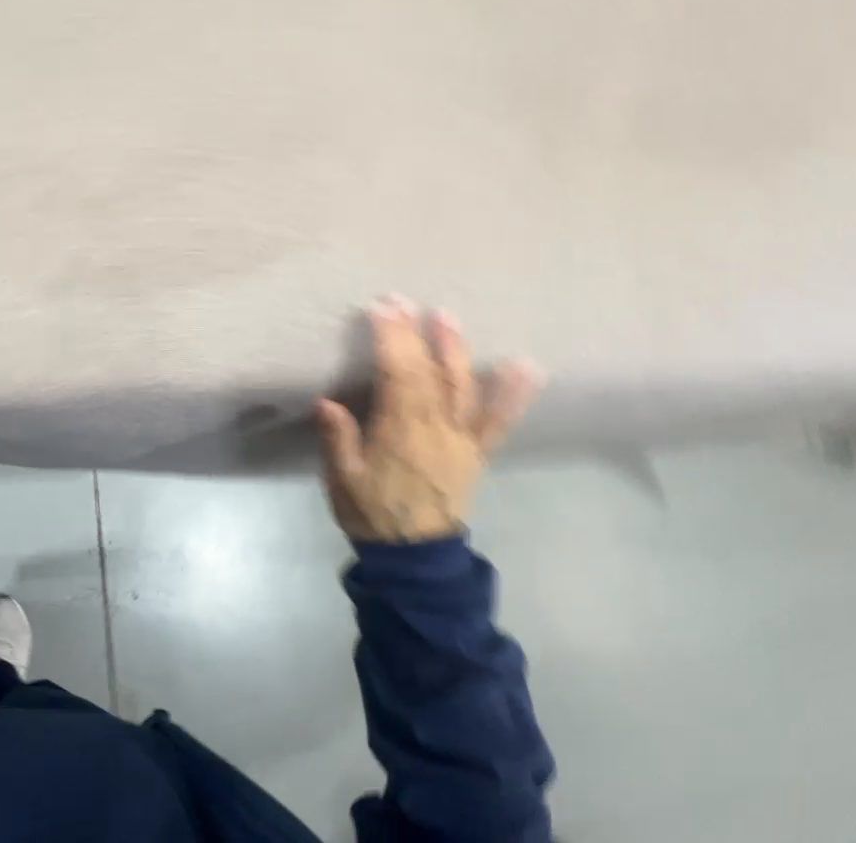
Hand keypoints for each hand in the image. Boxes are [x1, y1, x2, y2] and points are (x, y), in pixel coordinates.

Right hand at [315, 298, 540, 542]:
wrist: (414, 556)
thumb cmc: (371, 514)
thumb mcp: (343, 480)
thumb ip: (338, 440)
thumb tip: (328, 402)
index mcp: (401, 432)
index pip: (397, 375)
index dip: (391, 338)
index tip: (381, 308)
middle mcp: (436, 428)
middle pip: (427, 371)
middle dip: (413, 333)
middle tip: (400, 300)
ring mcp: (462, 438)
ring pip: (461, 385)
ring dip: (454, 347)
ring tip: (446, 315)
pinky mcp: (477, 450)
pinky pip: (498, 419)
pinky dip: (514, 393)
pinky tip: (527, 365)